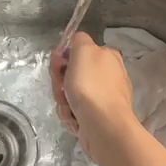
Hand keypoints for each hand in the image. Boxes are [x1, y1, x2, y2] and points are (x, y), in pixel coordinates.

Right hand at [51, 32, 138, 156]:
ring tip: (69, 107)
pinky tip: (74, 119)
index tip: (57, 67)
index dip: (63, 59)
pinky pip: (76, 111)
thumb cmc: (92, 85)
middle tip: (61, 89)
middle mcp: (109, 76)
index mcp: (108, 57)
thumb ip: (78, 39)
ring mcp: (104, 98)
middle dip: (61, 83)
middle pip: (72, 75)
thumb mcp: (83, 50)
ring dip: (64, 100)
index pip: (79, 53)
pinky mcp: (98, 117)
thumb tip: (76, 42)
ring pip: (71, 94)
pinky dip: (71, 115)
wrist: (103, 125)